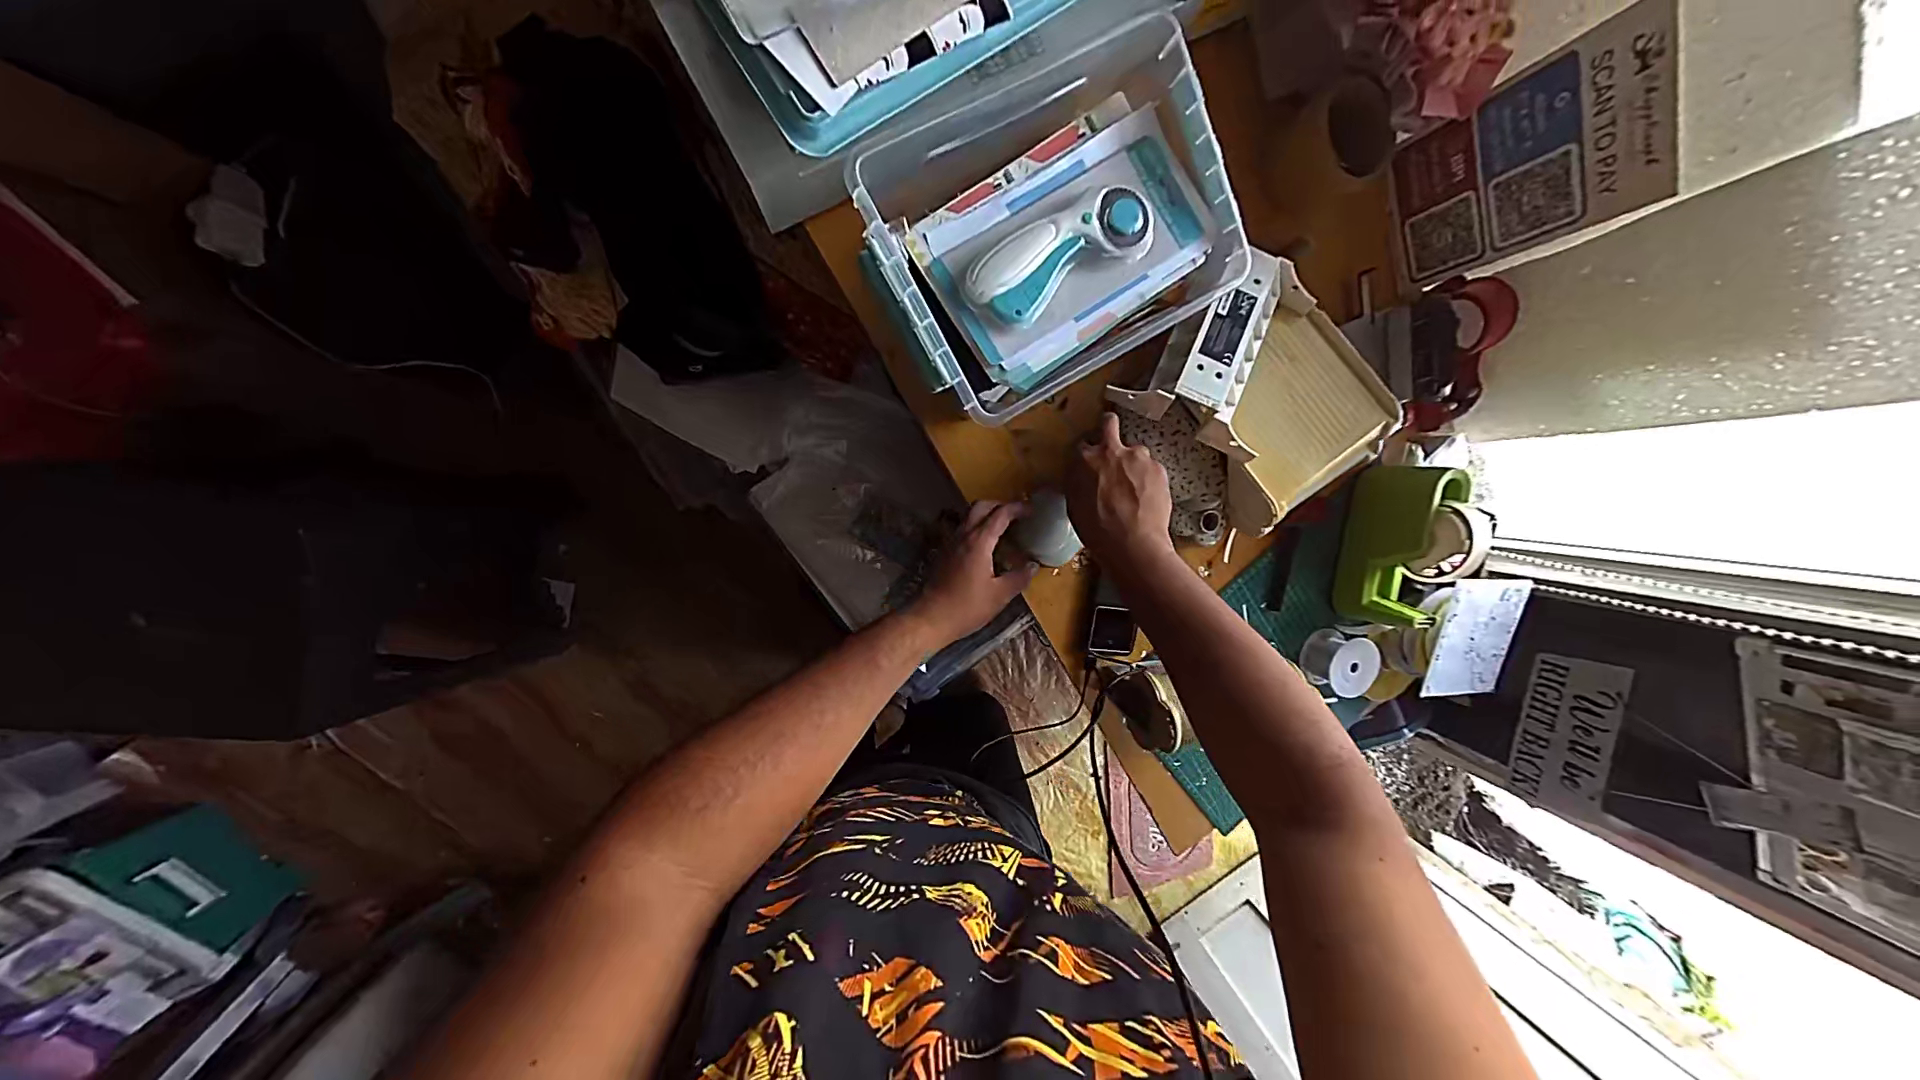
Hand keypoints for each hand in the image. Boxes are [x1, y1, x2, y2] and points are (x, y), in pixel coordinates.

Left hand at [908, 500, 1036, 646]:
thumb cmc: (967, 607)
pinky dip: (977, 527)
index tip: (1032, 511)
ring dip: (987, 515)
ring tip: (1004, 528)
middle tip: (1017, 515)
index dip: (1018, 508)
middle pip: (981, 506)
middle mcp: (963, 536)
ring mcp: (951, 543)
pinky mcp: (944, 552)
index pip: (1000, 514)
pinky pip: (963, 529)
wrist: (931, 618)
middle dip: (1000, 505)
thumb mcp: (1000, 595)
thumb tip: (1033, 566)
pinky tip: (986, 545)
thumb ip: (1019, 577)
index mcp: (979, 542)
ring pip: (969, 516)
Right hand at [1065, 412, 1174, 574]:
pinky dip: (1149, 478)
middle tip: (1110, 435)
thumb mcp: (1075, 507)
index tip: (1088, 458)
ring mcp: (1138, 458)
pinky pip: (1152, 468)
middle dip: (1108, 425)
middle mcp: (1111, 451)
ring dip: (1133, 462)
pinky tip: (1146, 497)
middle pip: (1109, 422)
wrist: (1133, 545)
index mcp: (1084, 460)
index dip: (1086, 452)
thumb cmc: (1101, 531)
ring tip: (1133, 487)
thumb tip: (1078, 479)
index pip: (1082, 444)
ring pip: (1135, 451)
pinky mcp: (1158, 468)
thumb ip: (1077, 483)